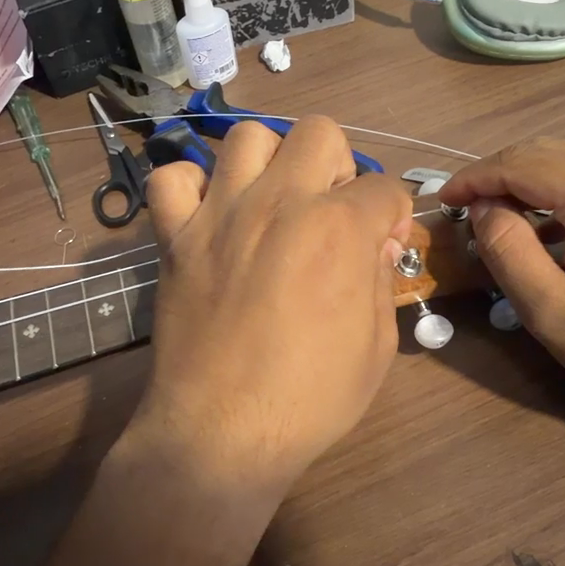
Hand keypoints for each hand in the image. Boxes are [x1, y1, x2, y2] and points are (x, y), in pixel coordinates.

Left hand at [134, 117, 413, 495]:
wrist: (221, 433)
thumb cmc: (310, 399)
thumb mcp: (376, 346)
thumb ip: (381, 278)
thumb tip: (378, 240)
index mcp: (338, 228)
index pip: (383, 186)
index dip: (392, 211)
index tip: (384, 239)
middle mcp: (279, 202)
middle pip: (319, 132)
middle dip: (339, 164)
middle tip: (332, 209)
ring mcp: (220, 213)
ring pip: (247, 136)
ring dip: (270, 160)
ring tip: (273, 200)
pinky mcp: (175, 234)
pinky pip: (173, 178)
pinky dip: (191, 185)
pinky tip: (209, 213)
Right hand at [436, 138, 564, 414]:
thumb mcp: (555, 314)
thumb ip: (508, 251)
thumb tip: (484, 208)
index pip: (522, 162)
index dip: (474, 177)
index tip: (443, 200)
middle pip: (549, 151)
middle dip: (501, 175)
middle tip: (469, 210)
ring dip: (536, 181)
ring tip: (507, 219)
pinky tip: (561, 226)